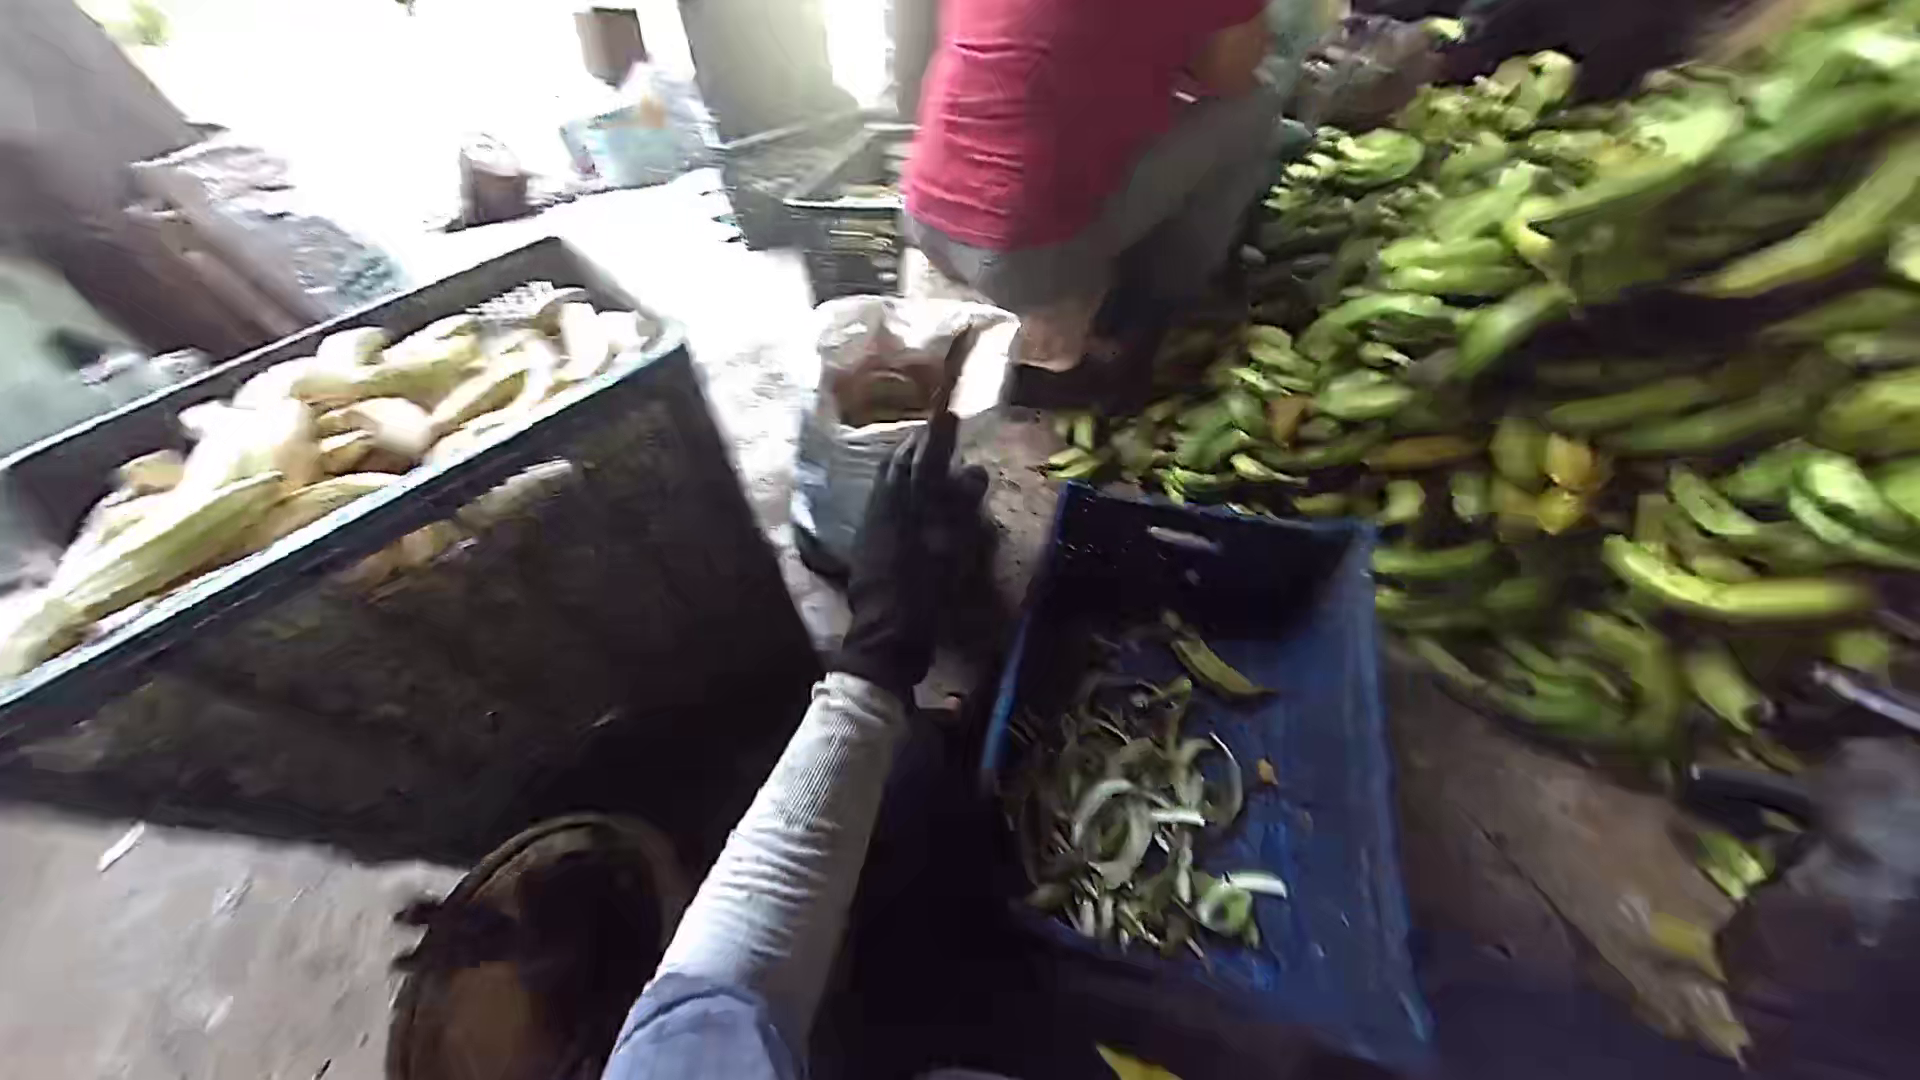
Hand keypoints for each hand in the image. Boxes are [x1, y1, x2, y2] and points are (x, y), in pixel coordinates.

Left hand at [833, 412, 989, 700]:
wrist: (885, 636)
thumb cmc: (923, 596)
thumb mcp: (950, 553)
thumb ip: (960, 509)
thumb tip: (973, 472)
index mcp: (903, 510)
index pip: (921, 462)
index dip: (936, 438)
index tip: (947, 415)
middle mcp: (881, 511)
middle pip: (896, 467)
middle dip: (915, 445)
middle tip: (932, 431)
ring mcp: (870, 526)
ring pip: (883, 483)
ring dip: (901, 463)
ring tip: (917, 452)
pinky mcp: (866, 542)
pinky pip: (878, 501)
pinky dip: (892, 486)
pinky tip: (902, 491)